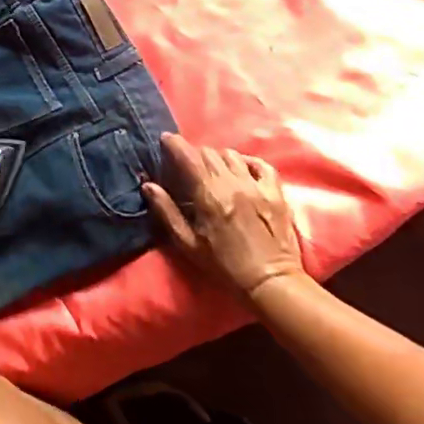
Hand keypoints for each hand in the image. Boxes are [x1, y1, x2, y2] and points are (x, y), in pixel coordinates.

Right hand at [142, 132, 305, 298]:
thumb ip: (166, 212)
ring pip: (232, 155)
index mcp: (209, 195)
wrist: (270, 283)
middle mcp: (232, 184)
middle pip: (209, 152)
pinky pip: (262, 165)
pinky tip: (242, 169)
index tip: (166, 140)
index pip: (189, 156)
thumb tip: (148, 185)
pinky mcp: (276, 193)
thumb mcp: (188, 244)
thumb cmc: (224, 265)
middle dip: (195, 153)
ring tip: (214, 168)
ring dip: (218, 157)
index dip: (175, 143)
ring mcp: (257, 186)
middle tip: (189, 164)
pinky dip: (249, 162)